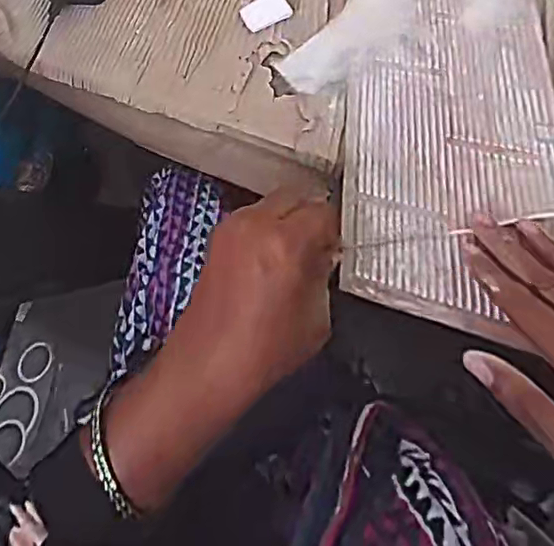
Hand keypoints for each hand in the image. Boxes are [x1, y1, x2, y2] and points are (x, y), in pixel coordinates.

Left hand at [162, 186, 339, 401]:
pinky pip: (252, 216)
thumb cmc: (262, 348)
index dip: (337, 227)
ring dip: (289, 217)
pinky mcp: (219, 234)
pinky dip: (267, 225)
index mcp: (284, 243)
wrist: (211, 357)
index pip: (323, 211)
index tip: (342, 241)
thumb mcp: (317, 316)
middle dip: (313, 215)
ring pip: (272, 202)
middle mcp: (254, 225)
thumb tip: (326, 253)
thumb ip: (323, 273)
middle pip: (296, 196)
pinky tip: (273, 256)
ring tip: (299, 251)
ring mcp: (232, 226)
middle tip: (324, 242)